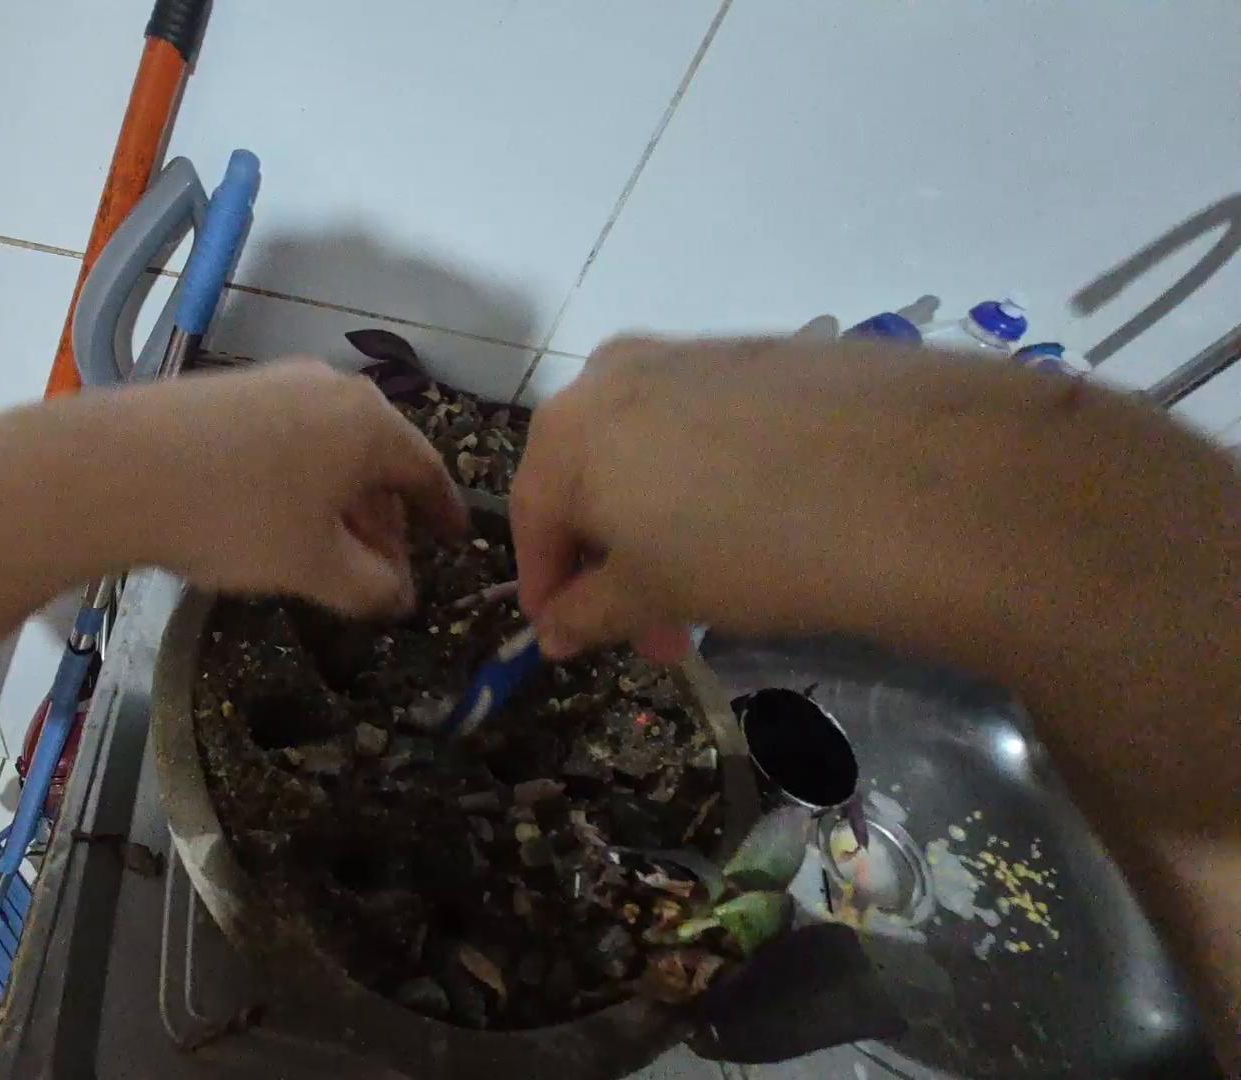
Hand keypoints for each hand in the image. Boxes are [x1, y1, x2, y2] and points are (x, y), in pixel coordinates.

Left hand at [117, 358, 466, 615]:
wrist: (116, 469)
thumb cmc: (236, 517)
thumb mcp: (314, 565)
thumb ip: (371, 587)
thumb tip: (402, 597)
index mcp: (367, 422)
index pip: (425, 470)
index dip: (443, 511)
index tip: (455, 538)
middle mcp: (329, 388)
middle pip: (377, 459)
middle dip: (386, 519)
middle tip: (385, 567)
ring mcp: (274, 382)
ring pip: (329, 449)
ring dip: (341, 503)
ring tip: (332, 550)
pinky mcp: (228, 391)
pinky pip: (286, 440)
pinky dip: (300, 482)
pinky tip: (276, 516)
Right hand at [510, 335, 1173, 659]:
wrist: (941, 481)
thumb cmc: (748, 549)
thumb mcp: (652, 596)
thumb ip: (584, 614)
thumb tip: (552, 632)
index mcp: (563, 433)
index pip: (529, 523)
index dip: (544, 588)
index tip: (562, 638)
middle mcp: (609, 377)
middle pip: (585, 484)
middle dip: (608, 563)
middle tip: (652, 627)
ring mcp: (689, 355)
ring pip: (643, 455)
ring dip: (655, 524)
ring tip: (707, 582)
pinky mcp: (762, 352)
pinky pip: (703, 426)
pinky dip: (706, 481)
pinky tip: (760, 521)